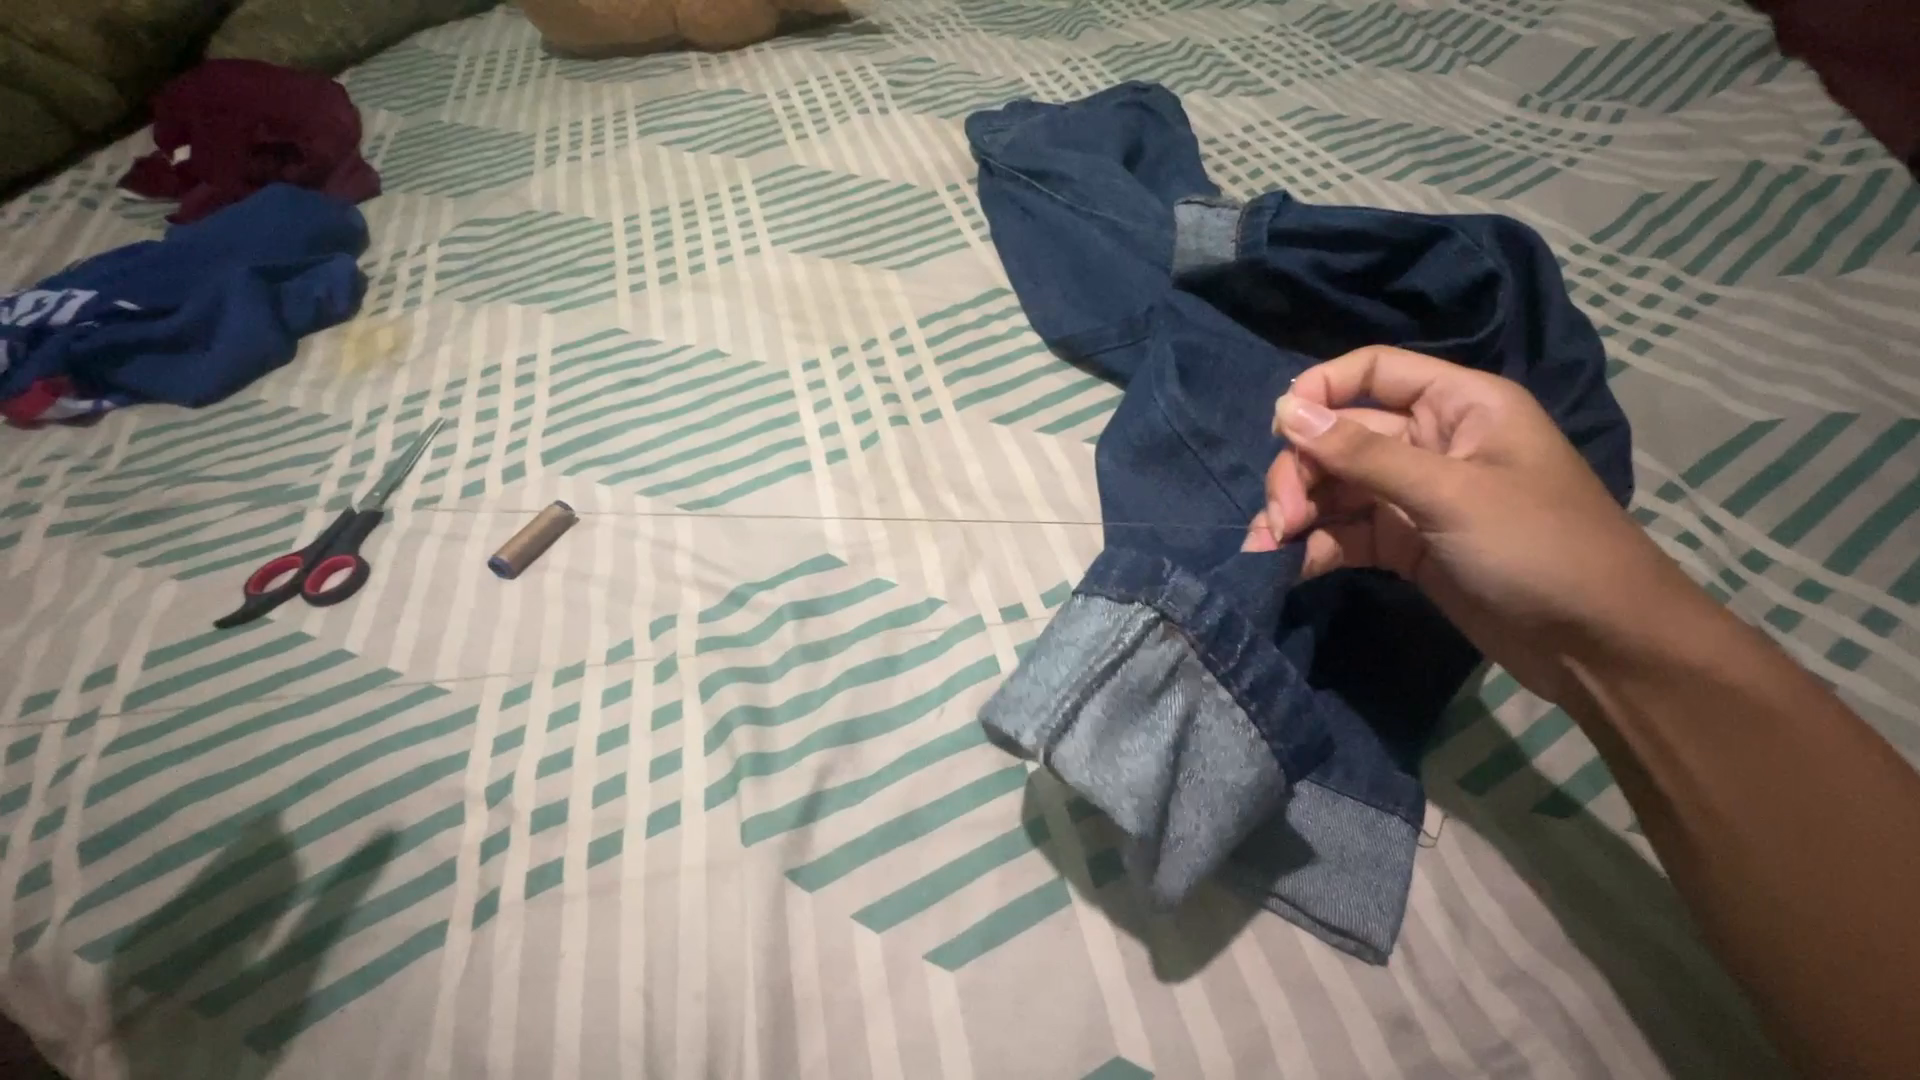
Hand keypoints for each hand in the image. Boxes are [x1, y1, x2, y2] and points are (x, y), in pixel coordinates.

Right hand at [1241, 345, 1701, 702]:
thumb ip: (1363, 453)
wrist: (1598, 646)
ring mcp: (1412, 497)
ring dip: (1296, 514)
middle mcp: (1429, 443)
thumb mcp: (1449, 494)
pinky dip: (1313, 547)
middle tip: (1278, 518)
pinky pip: (1344, 533)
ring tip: (1266, 546)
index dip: (1320, 392)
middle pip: (1339, 438)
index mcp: (1457, 406)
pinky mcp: (1402, 544)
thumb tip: (1285, 410)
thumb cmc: (1540, 548)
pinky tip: (1287, 567)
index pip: (1372, 372)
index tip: (1280, 432)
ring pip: (1334, 489)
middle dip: (1300, 474)